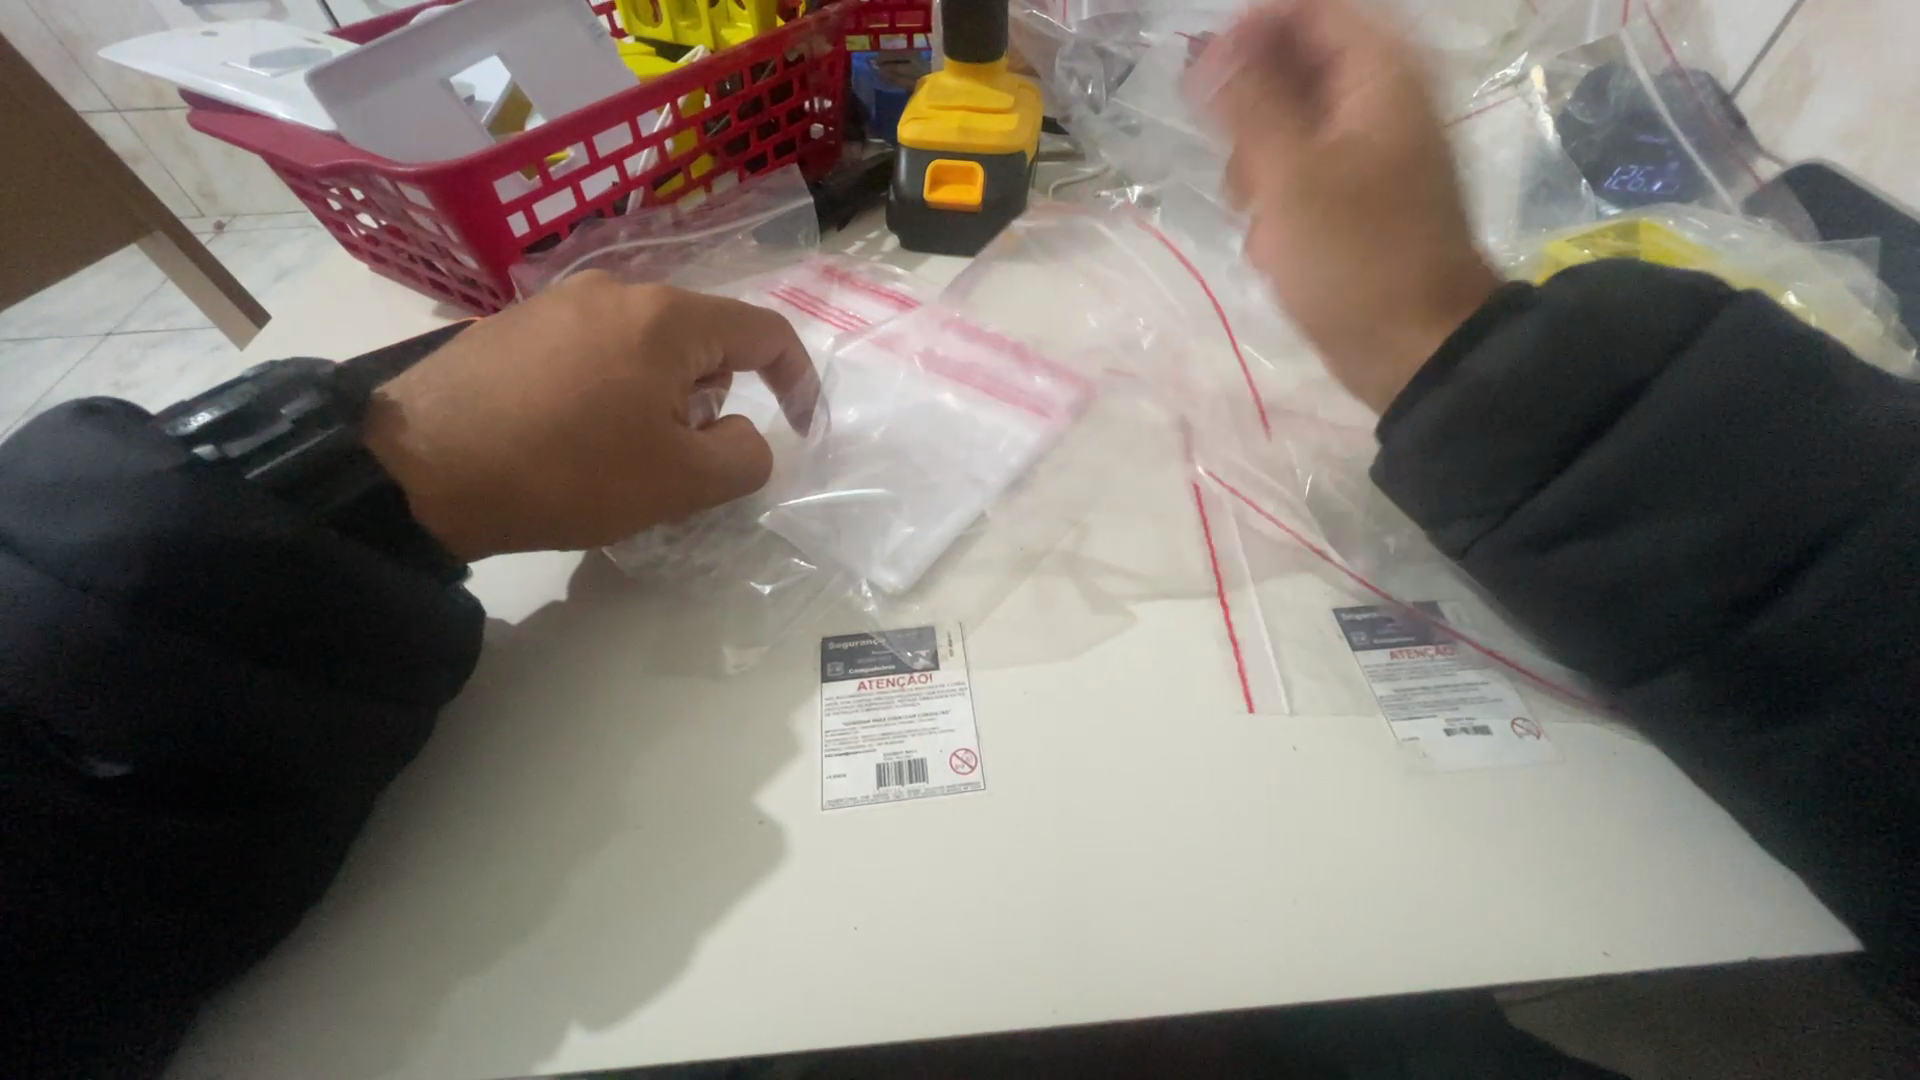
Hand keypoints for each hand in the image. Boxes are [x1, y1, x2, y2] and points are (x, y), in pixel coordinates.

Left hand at [363, 273, 816, 561]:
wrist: (416, 470)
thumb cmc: (569, 473)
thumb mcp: (683, 482)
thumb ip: (747, 456)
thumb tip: (743, 433)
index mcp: (669, 319)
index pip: (767, 333)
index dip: (799, 381)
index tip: (801, 429)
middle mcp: (618, 291)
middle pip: (707, 341)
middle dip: (718, 399)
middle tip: (687, 457)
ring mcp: (560, 301)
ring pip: (652, 347)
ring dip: (666, 397)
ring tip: (626, 451)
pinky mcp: (517, 324)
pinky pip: (599, 351)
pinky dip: (616, 390)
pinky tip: (577, 434)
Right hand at [1194, 0, 1500, 413]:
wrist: (1410, 346)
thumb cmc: (1353, 258)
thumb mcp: (1290, 176)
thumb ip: (1248, 104)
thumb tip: (1208, 49)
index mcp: (1379, 73)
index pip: (1308, 10)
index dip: (1247, 33)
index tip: (1198, 79)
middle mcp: (1379, 100)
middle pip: (1294, 68)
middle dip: (1249, 113)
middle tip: (1234, 164)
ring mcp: (1368, 152)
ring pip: (1289, 128)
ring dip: (1257, 164)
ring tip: (1252, 209)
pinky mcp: (1355, 199)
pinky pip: (1299, 175)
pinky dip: (1276, 199)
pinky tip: (1272, 240)